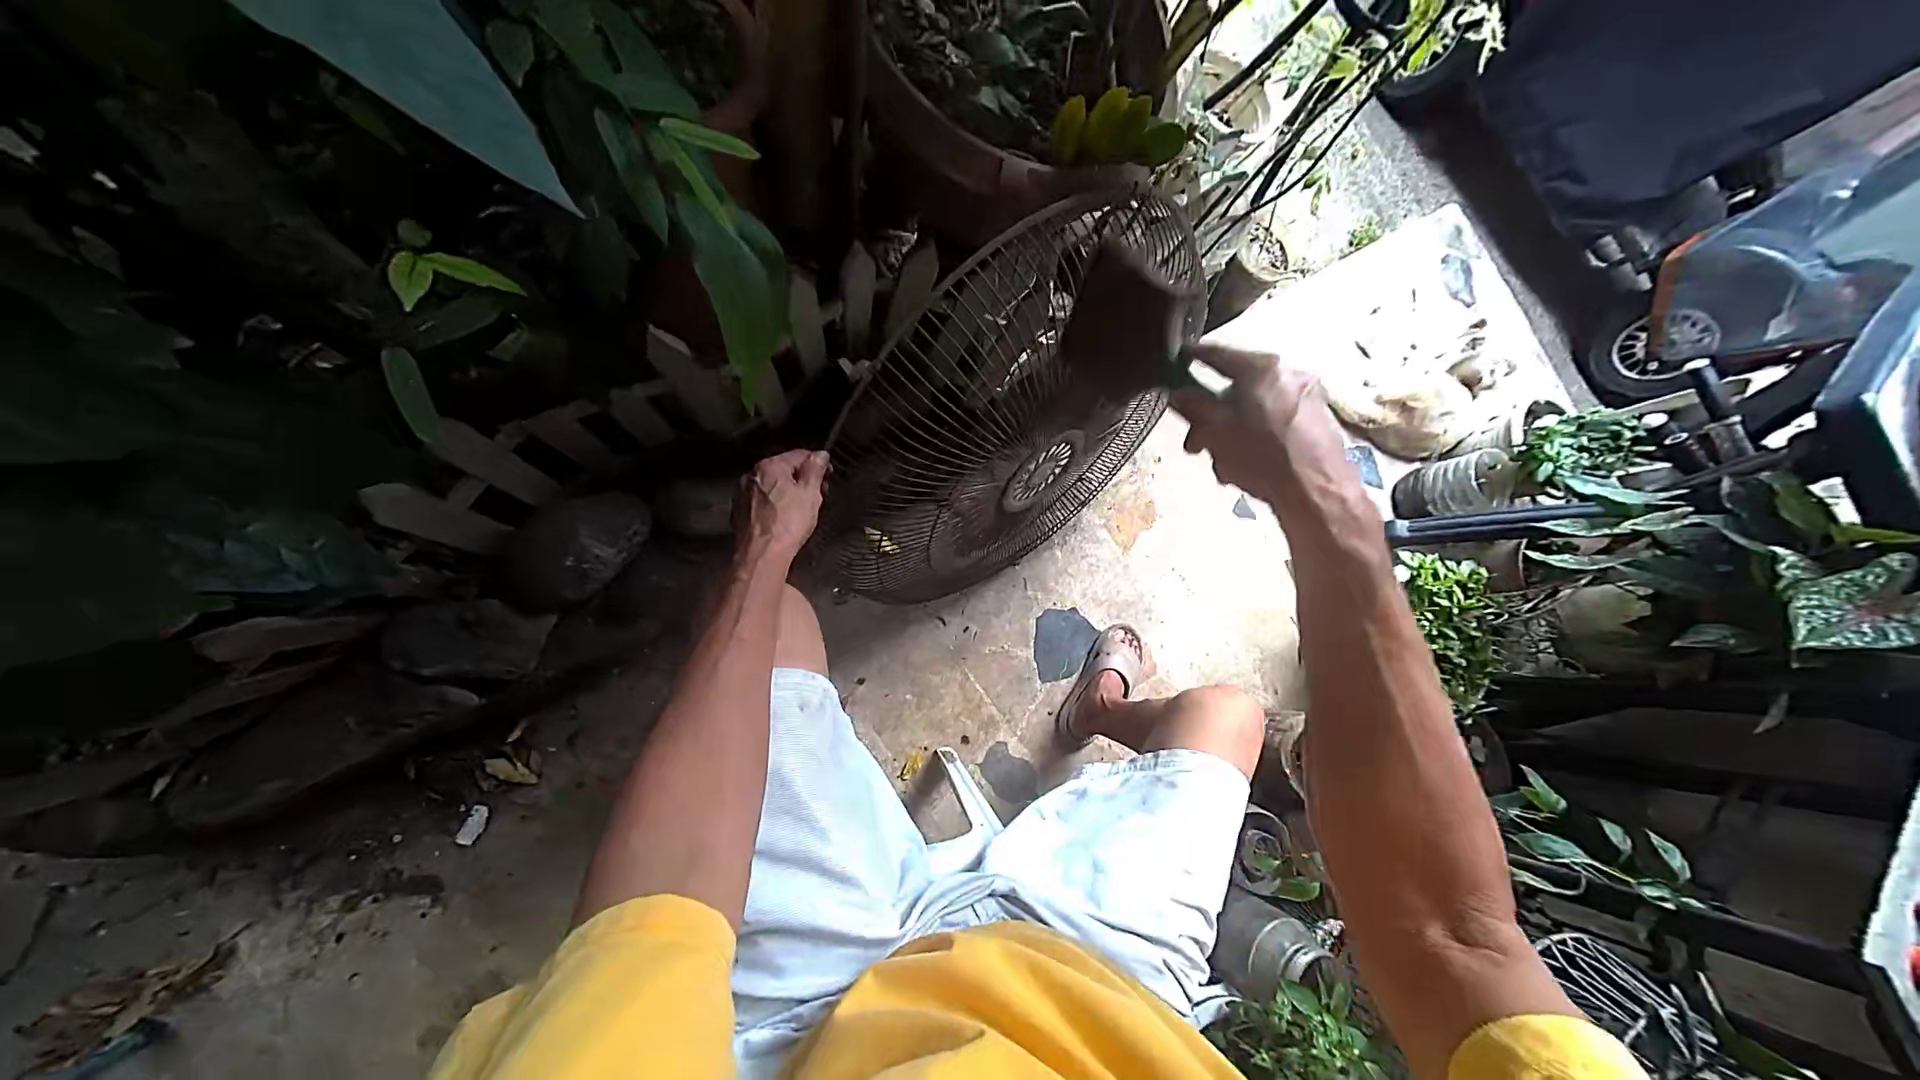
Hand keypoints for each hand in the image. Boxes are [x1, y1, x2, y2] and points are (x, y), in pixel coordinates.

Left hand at [735, 449, 829, 565]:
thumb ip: (815, 470)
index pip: (798, 455)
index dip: (817, 463)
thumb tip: (819, 455)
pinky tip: (783, 520)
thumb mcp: (810, 493)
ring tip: (801, 511)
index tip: (827, 475)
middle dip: (801, 480)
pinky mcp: (739, 513)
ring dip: (786, 494)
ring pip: (771, 487)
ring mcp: (742, 494)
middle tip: (818, 495)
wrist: (762, 555)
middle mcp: (751, 476)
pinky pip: (761, 503)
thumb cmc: (787, 524)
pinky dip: (773, 507)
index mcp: (769, 466)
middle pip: (783, 470)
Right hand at [1172, 343, 1348, 508]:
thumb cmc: (1262, 457)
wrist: (1317, 492)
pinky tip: (1249, 465)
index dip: (1193, 358)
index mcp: (1263, 368)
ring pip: (1254, 409)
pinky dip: (1256, 438)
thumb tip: (1179, 392)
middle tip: (1197, 444)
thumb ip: (1192, 406)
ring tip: (1225, 464)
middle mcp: (1289, 373)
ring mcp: (1308, 397)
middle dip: (1211, 417)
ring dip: (1232, 433)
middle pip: (1236, 389)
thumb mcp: (1215, 431)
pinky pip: (1274, 421)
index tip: (1179, 360)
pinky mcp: (1319, 421)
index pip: (1218, 354)